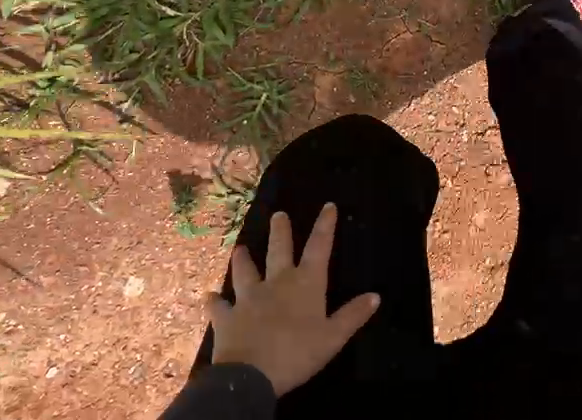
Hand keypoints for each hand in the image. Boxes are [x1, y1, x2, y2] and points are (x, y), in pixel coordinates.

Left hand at [207, 204, 379, 395]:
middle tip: (278, 214)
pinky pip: (217, 307)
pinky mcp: (226, 318)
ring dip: (243, 260)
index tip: (328, 205)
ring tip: (239, 248)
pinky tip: (207, 297)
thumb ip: (353, 315)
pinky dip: (212, 302)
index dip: (325, 225)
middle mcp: (277, 282)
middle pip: (279, 250)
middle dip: (280, 231)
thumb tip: (375, 296)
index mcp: (306, 283)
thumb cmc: (297, 353)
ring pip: (245, 272)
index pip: (320, 246)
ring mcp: (249, 298)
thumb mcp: (333, 337)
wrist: (249, 376)